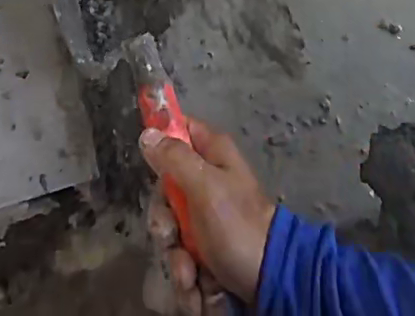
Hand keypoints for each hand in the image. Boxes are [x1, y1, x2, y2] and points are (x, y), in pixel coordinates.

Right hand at [140, 119, 275, 313]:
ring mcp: (205, 216)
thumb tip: (148, 134)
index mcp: (213, 153)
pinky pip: (182, 256)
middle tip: (172, 233)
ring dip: (176, 257)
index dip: (162, 142)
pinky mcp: (205, 247)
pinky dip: (187, 275)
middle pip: (166, 189)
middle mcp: (207, 180)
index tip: (151, 167)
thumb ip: (175, 159)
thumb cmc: (237, 223)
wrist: (267, 278)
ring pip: (171, 229)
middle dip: (164, 221)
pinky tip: (198, 284)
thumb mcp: (205, 186)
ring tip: (192, 272)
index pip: (180, 129)